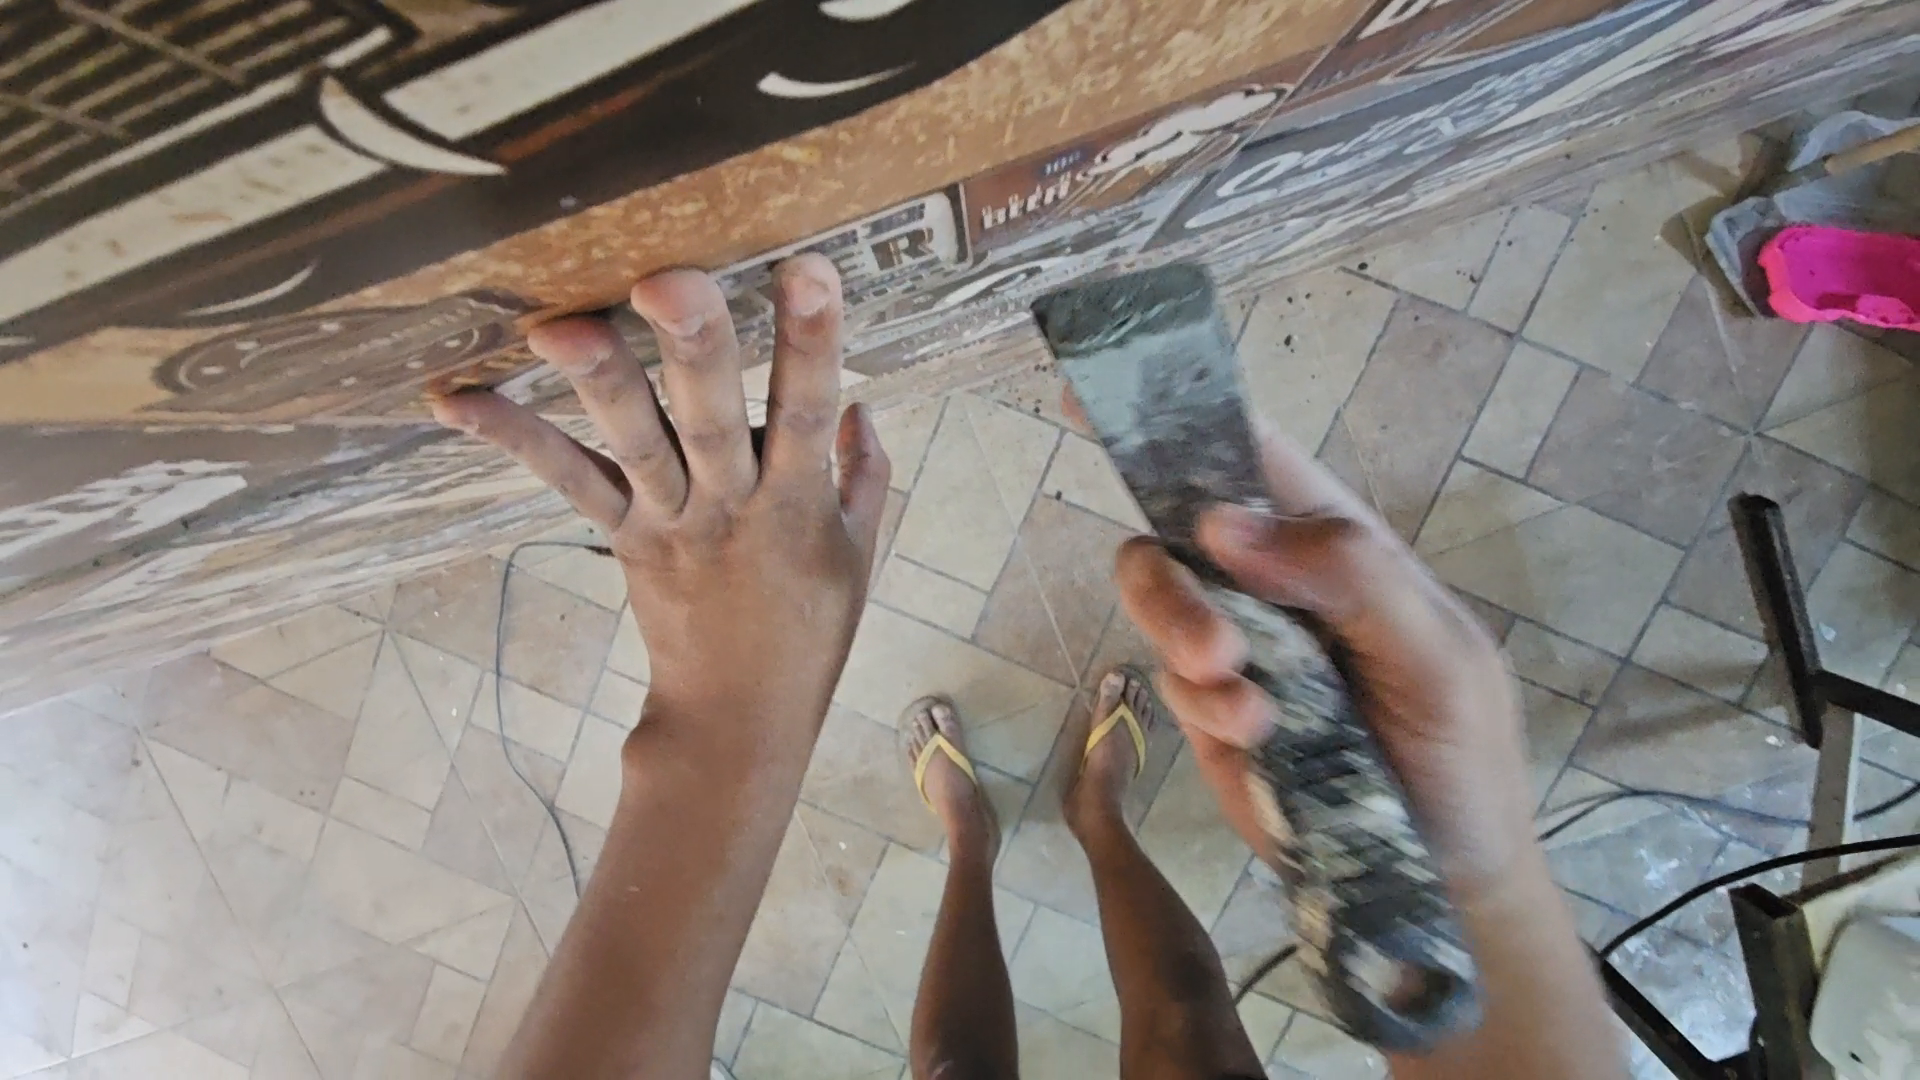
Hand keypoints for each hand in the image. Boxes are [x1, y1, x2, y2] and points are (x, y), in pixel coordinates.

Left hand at [432, 256, 889, 744]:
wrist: (739, 713)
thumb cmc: (812, 629)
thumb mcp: (861, 554)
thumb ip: (867, 475)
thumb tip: (860, 404)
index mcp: (799, 507)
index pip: (807, 417)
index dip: (812, 347)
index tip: (811, 271)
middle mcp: (732, 507)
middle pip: (711, 424)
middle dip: (697, 353)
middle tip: (670, 282)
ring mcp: (670, 523)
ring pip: (634, 447)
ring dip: (597, 386)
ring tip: (556, 325)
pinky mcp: (623, 537)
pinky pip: (569, 485)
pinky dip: (514, 440)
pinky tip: (452, 396)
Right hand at [1113, 429, 1535, 887]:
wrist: (1433, 868)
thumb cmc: (1458, 748)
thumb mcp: (1440, 654)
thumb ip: (1352, 576)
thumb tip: (1222, 524)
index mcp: (1329, 540)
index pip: (1246, 455)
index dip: (1174, 419)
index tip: (1093, 398)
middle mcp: (1263, 579)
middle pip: (1168, 536)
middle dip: (1171, 588)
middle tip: (1216, 649)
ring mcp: (1228, 640)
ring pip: (1152, 602)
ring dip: (1183, 645)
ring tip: (1245, 704)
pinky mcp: (1204, 704)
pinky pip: (1170, 681)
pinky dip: (1206, 708)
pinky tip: (1259, 739)